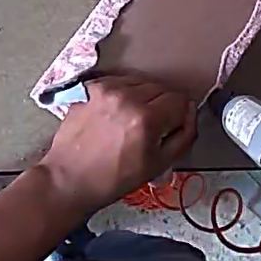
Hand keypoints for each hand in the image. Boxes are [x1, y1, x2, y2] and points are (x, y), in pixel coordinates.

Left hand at [38, 75, 197, 216]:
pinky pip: (121, 81)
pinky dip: (126, 93)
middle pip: (163, 88)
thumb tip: (191, 112)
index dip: (181, 114)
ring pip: (143, 82)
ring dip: (145, 97)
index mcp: (146, 119)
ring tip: (134, 118)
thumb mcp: (160, 164)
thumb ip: (185, 134)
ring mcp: (107, 90)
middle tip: (154, 126)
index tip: (173, 125)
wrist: (70, 179)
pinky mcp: (92, 88)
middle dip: (164, 106)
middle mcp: (127, 98)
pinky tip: (119, 111)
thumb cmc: (114, 177)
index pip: (180, 100)